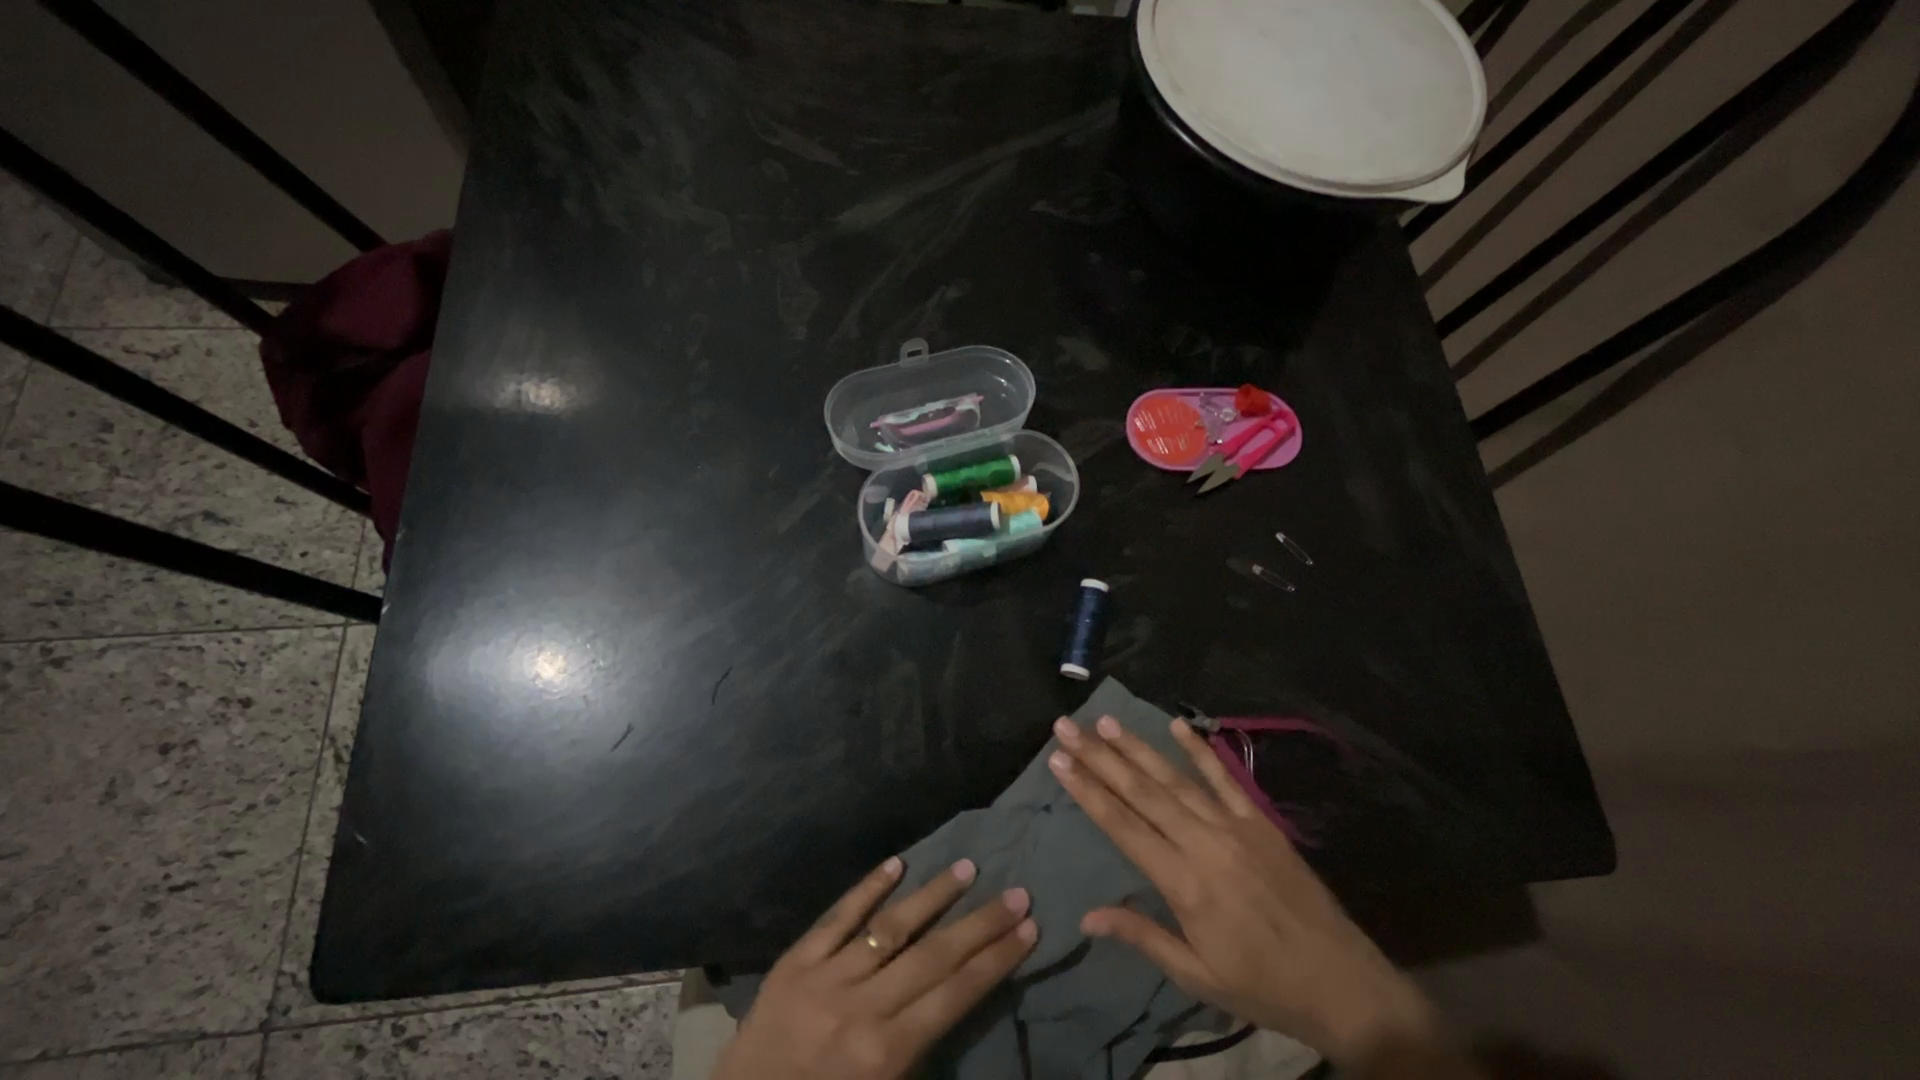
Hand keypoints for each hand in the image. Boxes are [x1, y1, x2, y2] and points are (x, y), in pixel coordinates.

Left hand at [712, 856, 1036, 1079]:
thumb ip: (922, 1047)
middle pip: (934, 956)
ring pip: (891, 927)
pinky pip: (836, 917)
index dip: (996, 959)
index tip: (1029, 929)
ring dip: (932, 896)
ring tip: (966, 868)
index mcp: (888, 1051)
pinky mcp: (795, 961)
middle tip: (1017, 893)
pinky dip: (867, 888)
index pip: (956, 994)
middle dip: (981, 924)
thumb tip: (959, 994)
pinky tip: (896, 863)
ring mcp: (827, 978)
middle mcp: (863, 1008)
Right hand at [1049, 715, 1441, 1065]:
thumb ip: (1142, 936)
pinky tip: (1176, 725)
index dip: (1088, 792)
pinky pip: (1225, 779)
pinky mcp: (1262, 823)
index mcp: (1184, 884)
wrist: (1344, 984)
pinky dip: (1200, 751)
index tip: (1058, 762)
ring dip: (1137, 748)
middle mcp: (1205, 844)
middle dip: (1100, 758)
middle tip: (1067, 728)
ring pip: (1176, 779)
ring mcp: (1236, 828)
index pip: (1123, 827)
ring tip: (1104, 721)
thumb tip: (1087, 916)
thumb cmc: (1262, 987)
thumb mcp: (1196, 975)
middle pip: (1143, 792)